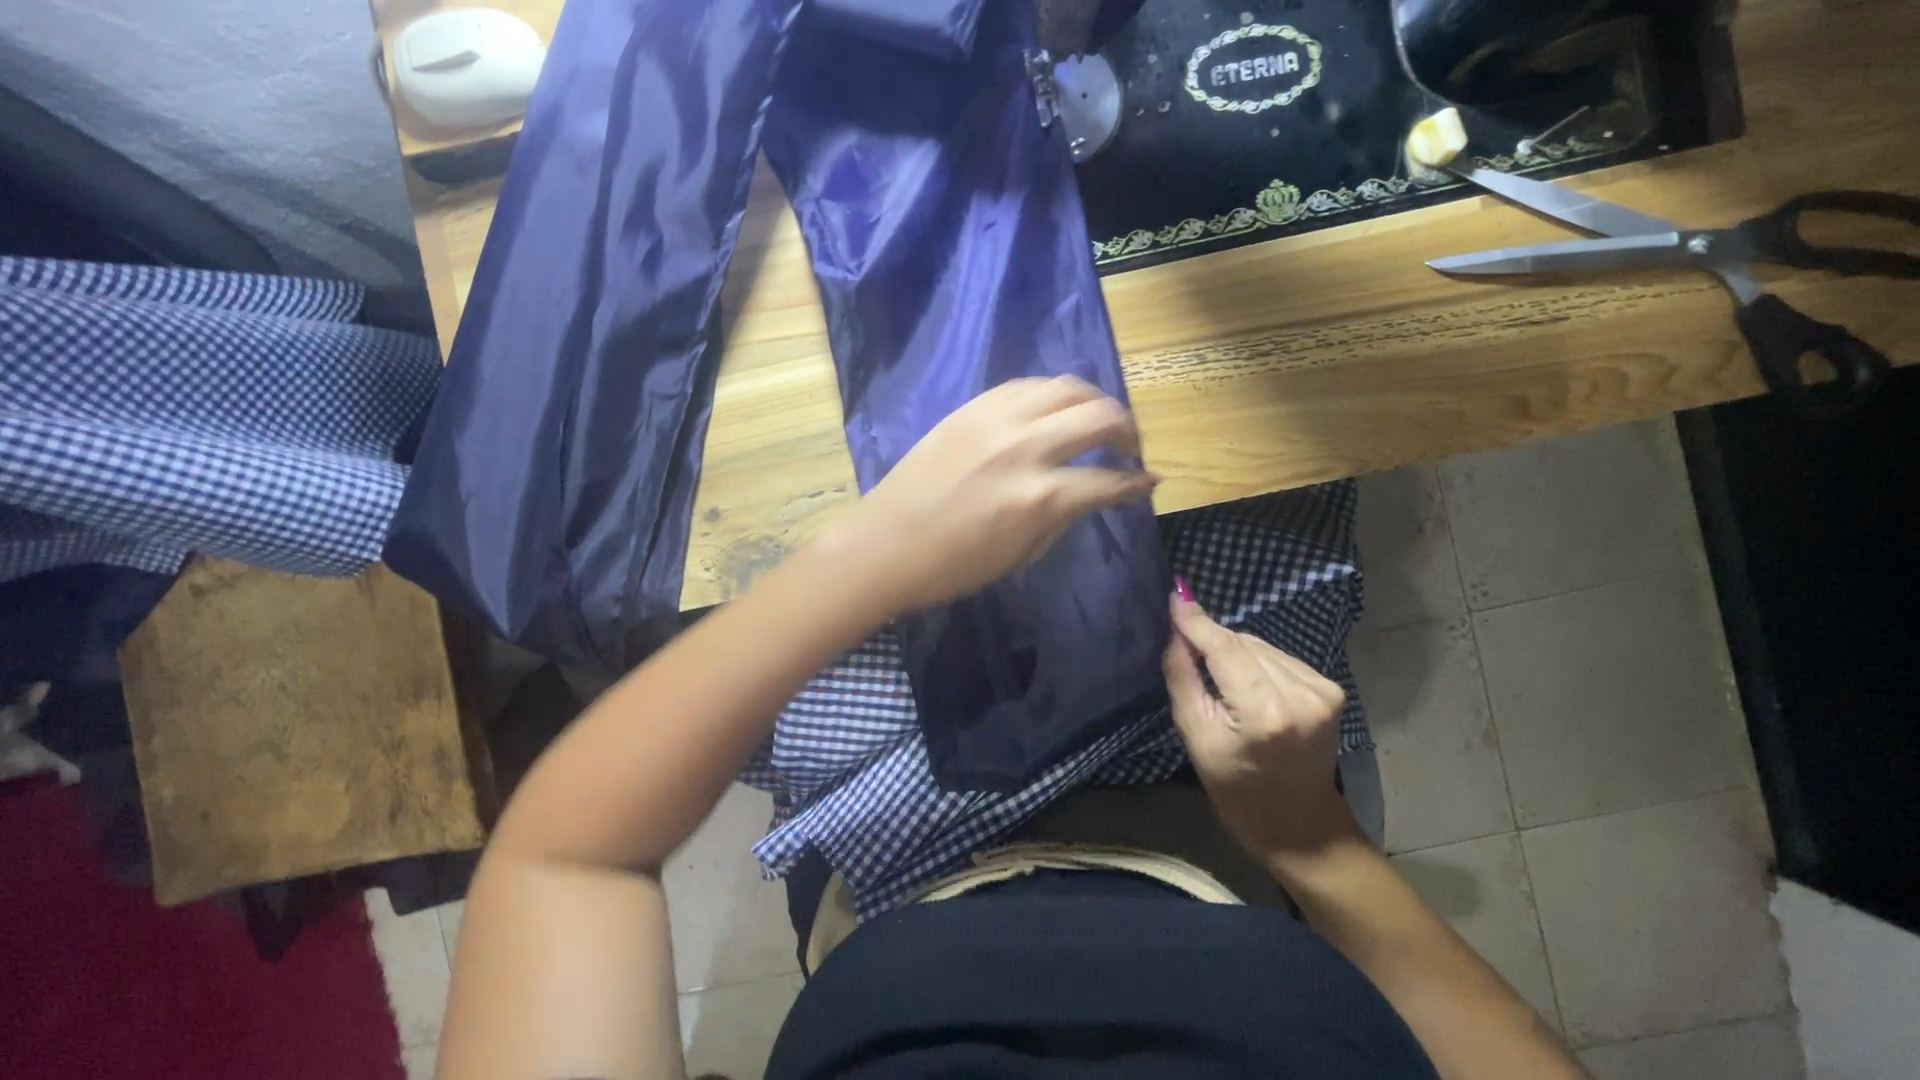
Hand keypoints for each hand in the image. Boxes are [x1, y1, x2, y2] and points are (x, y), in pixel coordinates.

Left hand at [828, 376, 1157, 612]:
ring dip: (1094, 402)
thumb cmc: (955, 566)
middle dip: (1127, 430)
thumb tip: (1101, 492)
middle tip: (1127, 447)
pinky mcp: (973, 407)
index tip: (1149, 480)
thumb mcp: (1024, 553)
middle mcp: (1025, 447)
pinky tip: (1053, 412)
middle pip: (1100, 416)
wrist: (886, 544)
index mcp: (1040, 497)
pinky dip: (1052, 395)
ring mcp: (997, 419)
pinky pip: (1028, 385)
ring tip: (1095, 422)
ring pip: (1068, 387)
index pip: (1110, 480)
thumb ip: (1067, 516)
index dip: (1138, 483)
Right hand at [1163, 587, 1360, 862]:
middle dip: (1214, 642)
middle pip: (1244, 644)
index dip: (1198, 622)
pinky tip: (1251, 688)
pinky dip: (1259, 664)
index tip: (1175, 596)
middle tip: (1188, 652)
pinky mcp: (1331, 689)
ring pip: (1262, 647)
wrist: (1299, 825)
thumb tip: (1177, 629)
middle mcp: (1300, 694)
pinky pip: (1281, 659)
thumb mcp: (1196, 737)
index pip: (1225, 648)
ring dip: (1237, 653)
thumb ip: (1184, 677)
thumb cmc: (1236, 788)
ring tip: (1222, 682)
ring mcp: (1322, 690)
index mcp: (1264, 712)